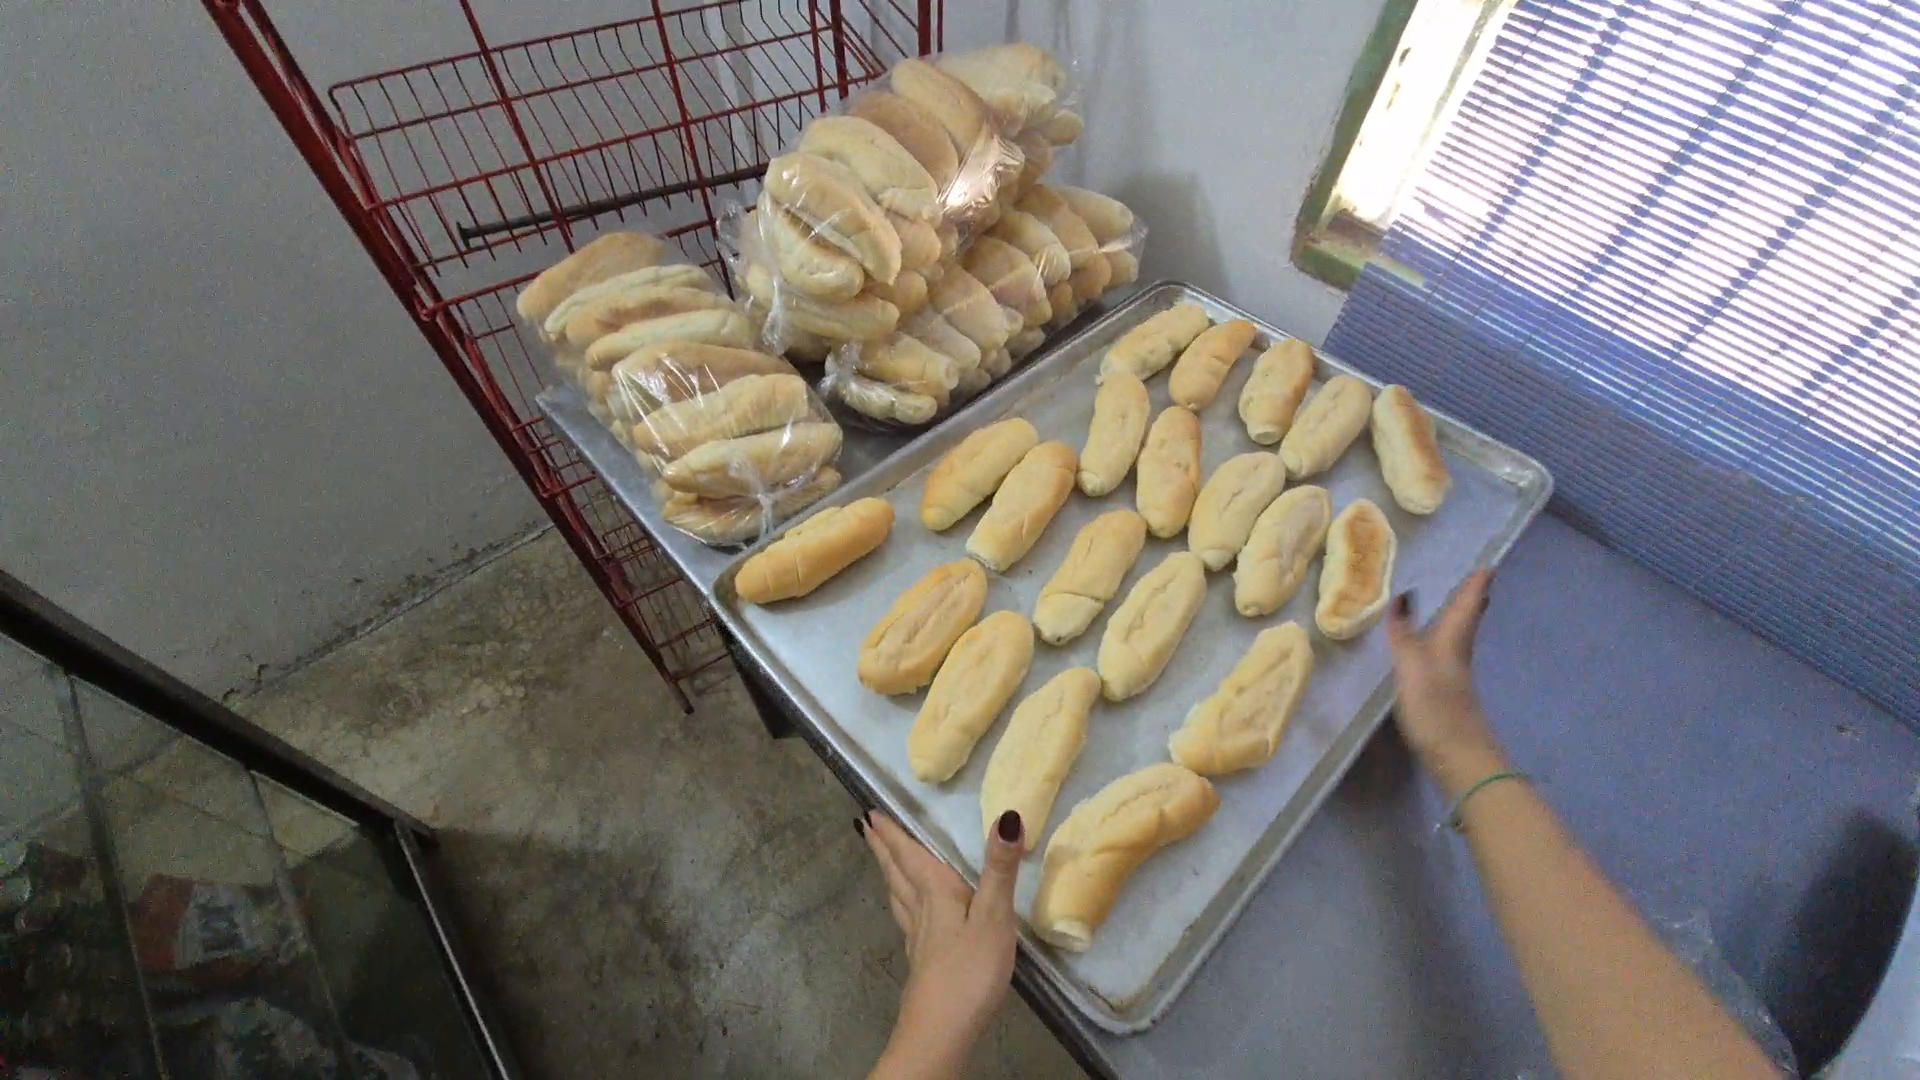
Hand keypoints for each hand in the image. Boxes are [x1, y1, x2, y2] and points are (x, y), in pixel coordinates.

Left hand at [862, 809, 1024, 1079]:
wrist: (942, 1034)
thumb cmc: (969, 971)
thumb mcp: (993, 915)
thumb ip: (999, 868)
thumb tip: (1006, 815)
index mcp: (935, 892)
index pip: (909, 855)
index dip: (892, 834)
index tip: (870, 813)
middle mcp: (921, 910)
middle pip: (897, 872)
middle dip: (884, 848)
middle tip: (865, 827)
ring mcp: (919, 940)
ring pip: (899, 896)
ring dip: (889, 873)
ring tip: (882, 861)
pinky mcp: (923, 964)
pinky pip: (907, 920)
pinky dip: (902, 905)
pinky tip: (909, 916)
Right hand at [1386, 567, 1506, 795]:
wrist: (1462, 761)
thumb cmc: (1438, 711)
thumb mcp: (1413, 669)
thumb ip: (1404, 635)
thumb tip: (1403, 596)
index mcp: (1452, 647)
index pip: (1464, 610)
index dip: (1474, 588)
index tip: (1488, 566)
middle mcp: (1457, 659)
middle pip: (1466, 624)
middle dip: (1471, 603)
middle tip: (1478, 583)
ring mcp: (1454, 681)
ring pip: (1457, 641)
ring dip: (1457, 622)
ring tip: (1454, 609)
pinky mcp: (1446, 699)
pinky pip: (1445, 659)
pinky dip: (1443, 645)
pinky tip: (1434, 654)